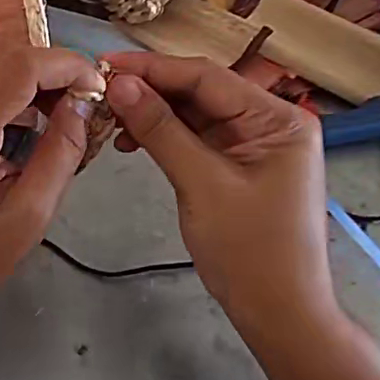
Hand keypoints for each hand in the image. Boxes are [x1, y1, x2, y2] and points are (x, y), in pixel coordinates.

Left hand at [0, 47, 104, 347]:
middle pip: (6, 57)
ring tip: (72, 107)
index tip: (98, 87)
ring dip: (40, 75)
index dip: (65, 66)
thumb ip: (61, 151)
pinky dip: (23, 88)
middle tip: (89, 95)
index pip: (18, 70)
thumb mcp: (34, 210)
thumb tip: (85, 103)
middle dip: (56, 66)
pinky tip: (46, 115)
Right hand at [101, 52, 335, 332]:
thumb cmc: (250, 251)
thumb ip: (161, 130)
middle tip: (100, 91)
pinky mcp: (236, 164)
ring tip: (110, 118)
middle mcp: (269, 121)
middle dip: (149, 91)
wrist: (279, 314)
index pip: (206, 77)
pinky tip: (132, 140)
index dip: (152, 69)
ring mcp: (253, 143)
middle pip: (200, 92)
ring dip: (152, 114)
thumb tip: (120, 85)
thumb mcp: (201, 184)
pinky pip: (194, 138)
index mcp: (277, 118)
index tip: (105, 65)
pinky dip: (163, 137)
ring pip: (193, 114)